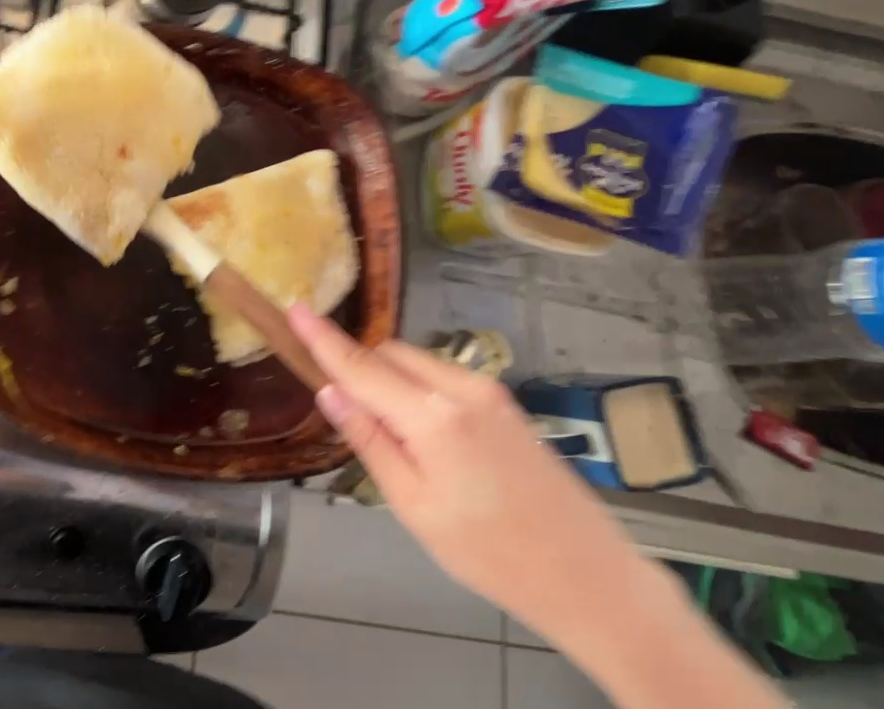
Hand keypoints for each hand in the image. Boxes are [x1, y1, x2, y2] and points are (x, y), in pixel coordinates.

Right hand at [288, 305, 654, 639]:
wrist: (590, 577)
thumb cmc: (490, 553)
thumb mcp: (413, 505)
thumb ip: (369, 441)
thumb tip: (330, 392)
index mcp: (433, 417)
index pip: (361, 366)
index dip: (322, 337)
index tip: (294, 307)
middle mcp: (462, 389)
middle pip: (388, 353)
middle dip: (357, 364)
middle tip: (339, 407)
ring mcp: (489, 393)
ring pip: (415, 362)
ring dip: (386, 376)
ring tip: (384, 433)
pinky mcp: (506, 404)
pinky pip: (441, 377)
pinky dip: (414, 387)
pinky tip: (420, 433)